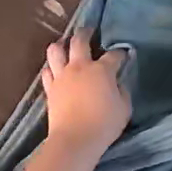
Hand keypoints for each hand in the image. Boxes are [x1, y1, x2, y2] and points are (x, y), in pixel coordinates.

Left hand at [41, 29, 130, 153]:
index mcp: (101, 70)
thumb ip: (122, 91)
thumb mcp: (124, 108)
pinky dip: (51, 67)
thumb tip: (118, 83)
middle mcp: (79, 67)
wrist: (75, 139)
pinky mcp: (50, 89)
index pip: (114, 55)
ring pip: (55, 51)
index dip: (120, 53)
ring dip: (61, 45)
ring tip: (65, 45)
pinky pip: (47, 72)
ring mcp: (62, 76)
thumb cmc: (104, 124)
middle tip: (89, 31)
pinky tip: (55, 69)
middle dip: (85, 33)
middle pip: (79, 41)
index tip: (124, 54)